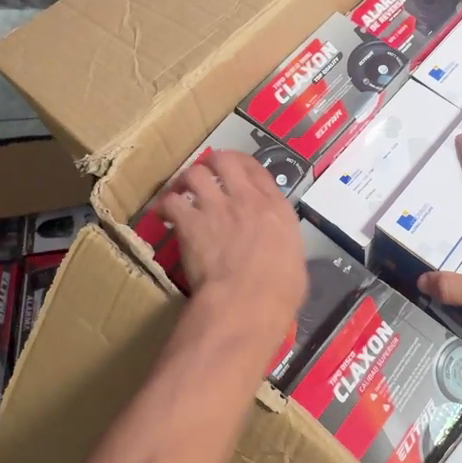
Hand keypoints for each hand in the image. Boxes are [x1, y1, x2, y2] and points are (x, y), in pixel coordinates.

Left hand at [155, 150, 306, 342]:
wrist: (247, 303)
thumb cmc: (280, 292)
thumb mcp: (295, 260)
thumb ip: (283, 243)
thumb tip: (277, 250)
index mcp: (276, 207)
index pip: (257, 169)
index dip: (243, 165)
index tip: (235, 172)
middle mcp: (246, 198)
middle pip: (225, 159)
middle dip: (213, 163)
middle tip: (207, 175)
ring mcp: (216, 207)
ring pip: (196, 173)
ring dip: (188, 180)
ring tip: (184, 192)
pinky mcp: (190, 223)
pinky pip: (172, 202)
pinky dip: (167, 207)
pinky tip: (166, 215)